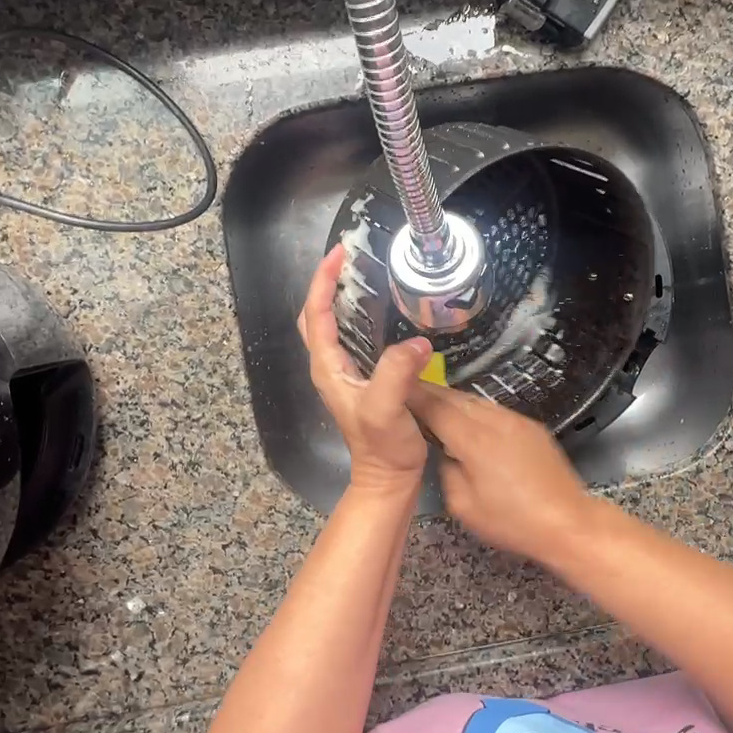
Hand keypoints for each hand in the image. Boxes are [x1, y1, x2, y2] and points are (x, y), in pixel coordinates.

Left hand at [298, 245, 434, 491]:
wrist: (389, 479)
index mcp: (328, 368)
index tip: (339, 254)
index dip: (323, 282)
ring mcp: (348, 373)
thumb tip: (417, 342)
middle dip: (327, 285)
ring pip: (337, 325)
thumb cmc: (382, 447)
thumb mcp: (385, 408)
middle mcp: (332, 366)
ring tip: (367, 275)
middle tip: (350, 260)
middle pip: (317, 316)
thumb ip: (396, 373)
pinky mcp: (367, 379)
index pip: (316, 315)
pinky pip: (358, 338)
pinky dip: (365, 316)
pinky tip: (387, 311)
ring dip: (345, 298)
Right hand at [406, 382, 598, 559]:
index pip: (435, 407)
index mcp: (474, 440)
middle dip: (430, 393)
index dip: (413, 395)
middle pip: (455, 398)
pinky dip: (476, 411)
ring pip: (476, 401)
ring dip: (453, 401)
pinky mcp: (531, 427)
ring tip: (434, 405)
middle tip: (408, 391)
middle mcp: (495, 421)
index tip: (396, 389)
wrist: (568, 522)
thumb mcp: (464, 506)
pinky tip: (469, 422)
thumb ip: (446, 472)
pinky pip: (495, 411)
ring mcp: (516, 421)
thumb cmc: (514, 521)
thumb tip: (446, 454)